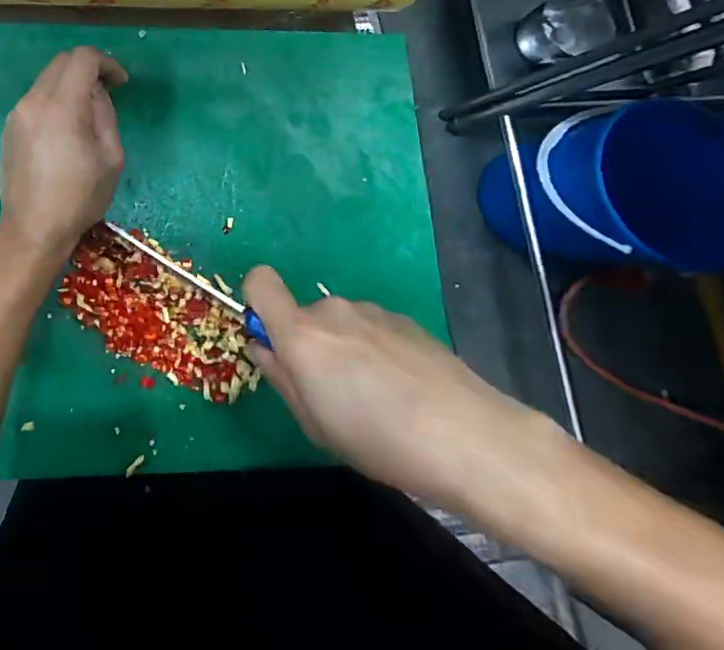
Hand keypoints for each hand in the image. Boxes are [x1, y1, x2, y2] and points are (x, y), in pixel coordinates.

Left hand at [0, 46, 127, 254]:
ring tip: (88, 112)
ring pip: (47, 79)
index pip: (83, 58)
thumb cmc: (80, 196)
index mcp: (62, 105)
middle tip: (108, 91)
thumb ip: (105, 114)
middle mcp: (34, 101)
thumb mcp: (111, 156)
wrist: (32, 228)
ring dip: (70, 84)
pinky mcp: (9, 128)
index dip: (107, 63)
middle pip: (62, 62)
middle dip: (89, 68)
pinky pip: (36, 99)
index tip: (121, 83)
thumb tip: (96, 94)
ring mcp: (17, 114)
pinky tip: (66, 128)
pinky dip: (55, 99)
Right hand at [244, 266, 554, 504]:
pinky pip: (372, 328)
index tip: (271, 340)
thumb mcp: (315, 425)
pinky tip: (403, 388)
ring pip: (340, 323)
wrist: (467, 435)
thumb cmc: (378, 440)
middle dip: (309, 345)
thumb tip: (264, 348)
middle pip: (304, 314)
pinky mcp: (405, 318)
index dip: (256, 302)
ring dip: (344, 349)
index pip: (260, 282)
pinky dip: (375, 349)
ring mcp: (373, 310)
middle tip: (333, 393)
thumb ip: (282, 379)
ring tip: (376, 396)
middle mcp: (333, 310)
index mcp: (302, 335)